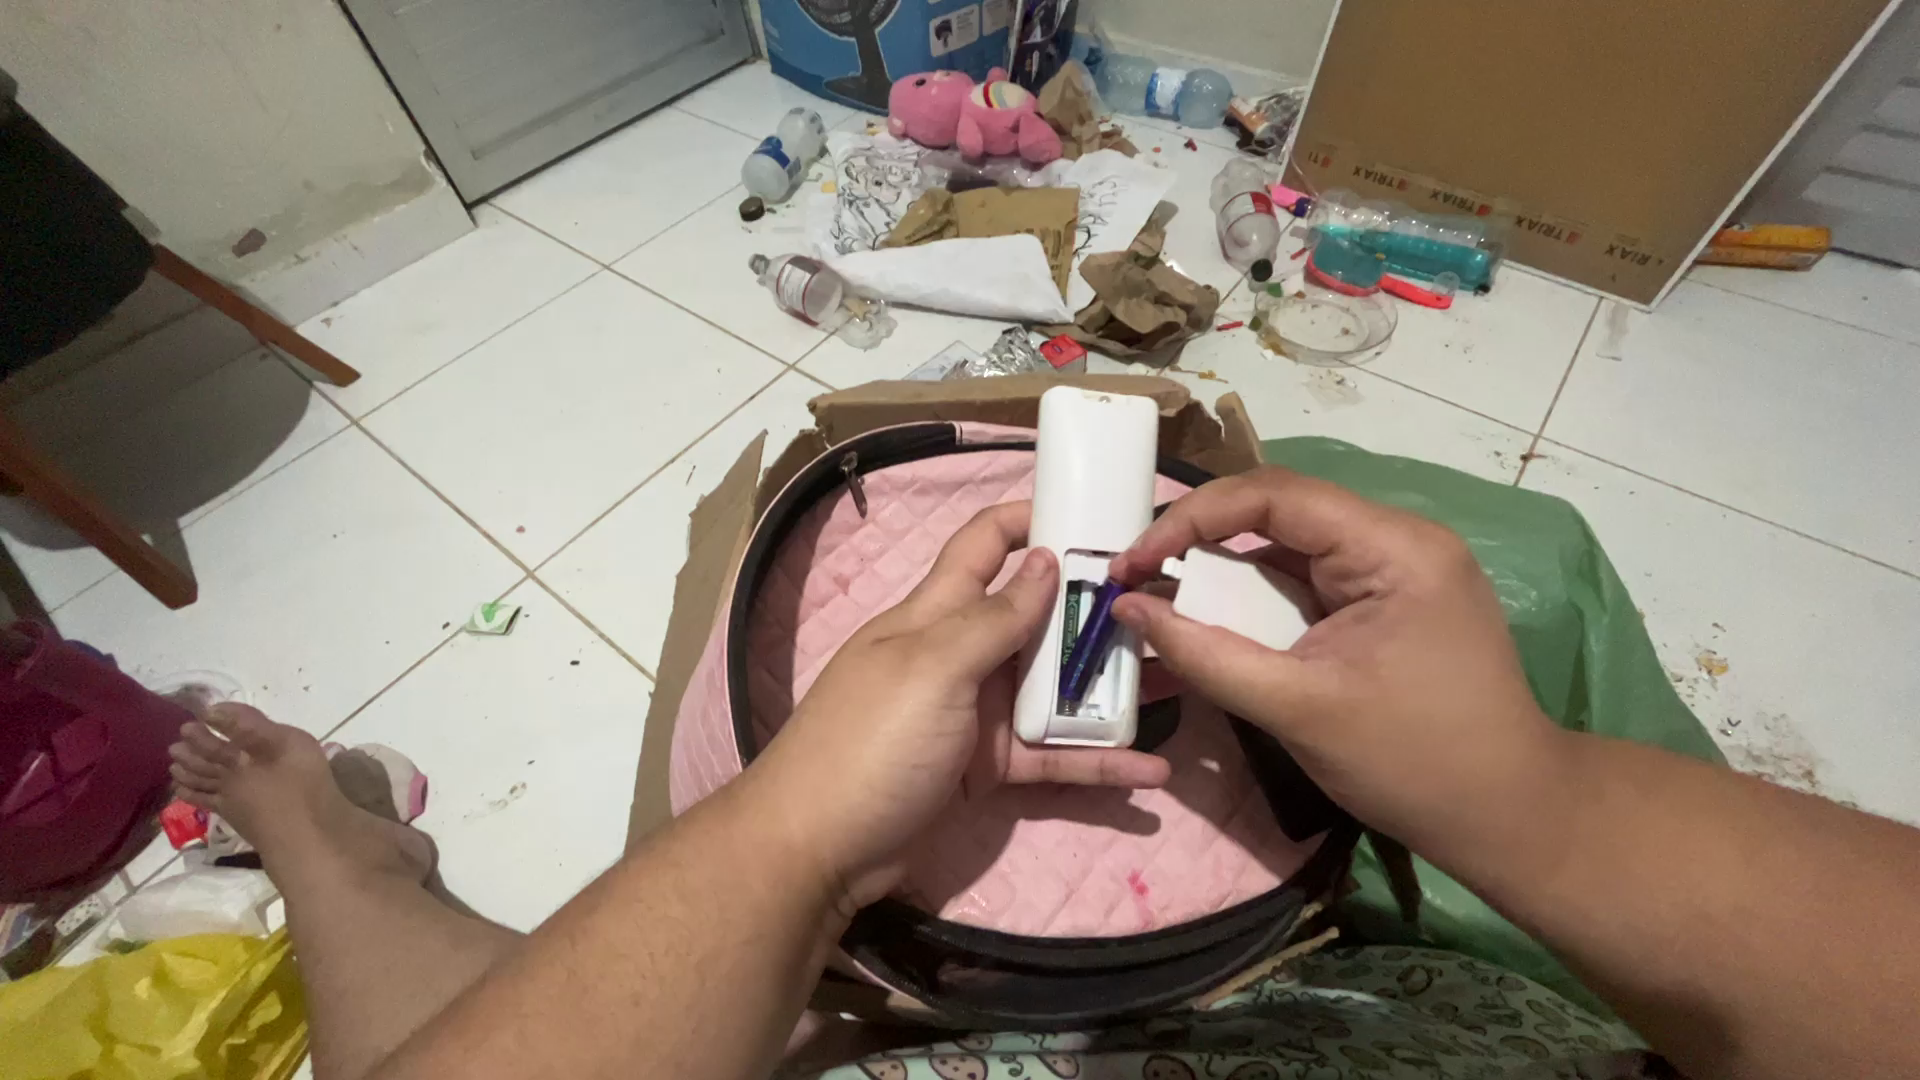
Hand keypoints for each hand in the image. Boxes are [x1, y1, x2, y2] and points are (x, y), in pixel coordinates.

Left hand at [752, 501, 1171, 912]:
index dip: (1030, 519)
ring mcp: (977, 712)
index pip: (984, 543)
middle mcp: (962, 654)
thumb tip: (1044, 558)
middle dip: (1092, 610)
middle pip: (1036, 618)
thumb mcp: (931, 668)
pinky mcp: (988, 768)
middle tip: (1164, 605)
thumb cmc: (871, 739)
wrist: (818, 850)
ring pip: (1053, 688)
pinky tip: (1151, 768)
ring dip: (1109, 686)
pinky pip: (1052, 756)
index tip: (1093, 516)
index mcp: (938, 612)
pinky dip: (1097, 762)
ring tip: (1178, 679)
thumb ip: (993, 618)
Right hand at [1107, 467, 1561, 846]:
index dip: (1190, 519)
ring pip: (1278, 544)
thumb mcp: (1296, 708)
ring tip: (1158, 593)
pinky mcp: (1373, 598)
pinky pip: (1294, 578)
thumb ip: (1205, 652)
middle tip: (1135, 574)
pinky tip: (1208, 615)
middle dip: (1196, 538)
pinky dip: (1244, 596)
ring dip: (1216, 568)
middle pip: (1273, 511)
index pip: (1272, 496)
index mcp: (1392, 549)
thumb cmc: (1413, 763)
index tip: (1134, 561)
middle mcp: (1392, 540)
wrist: (1506, 817)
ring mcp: (1385, 568)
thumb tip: (1126, 606)